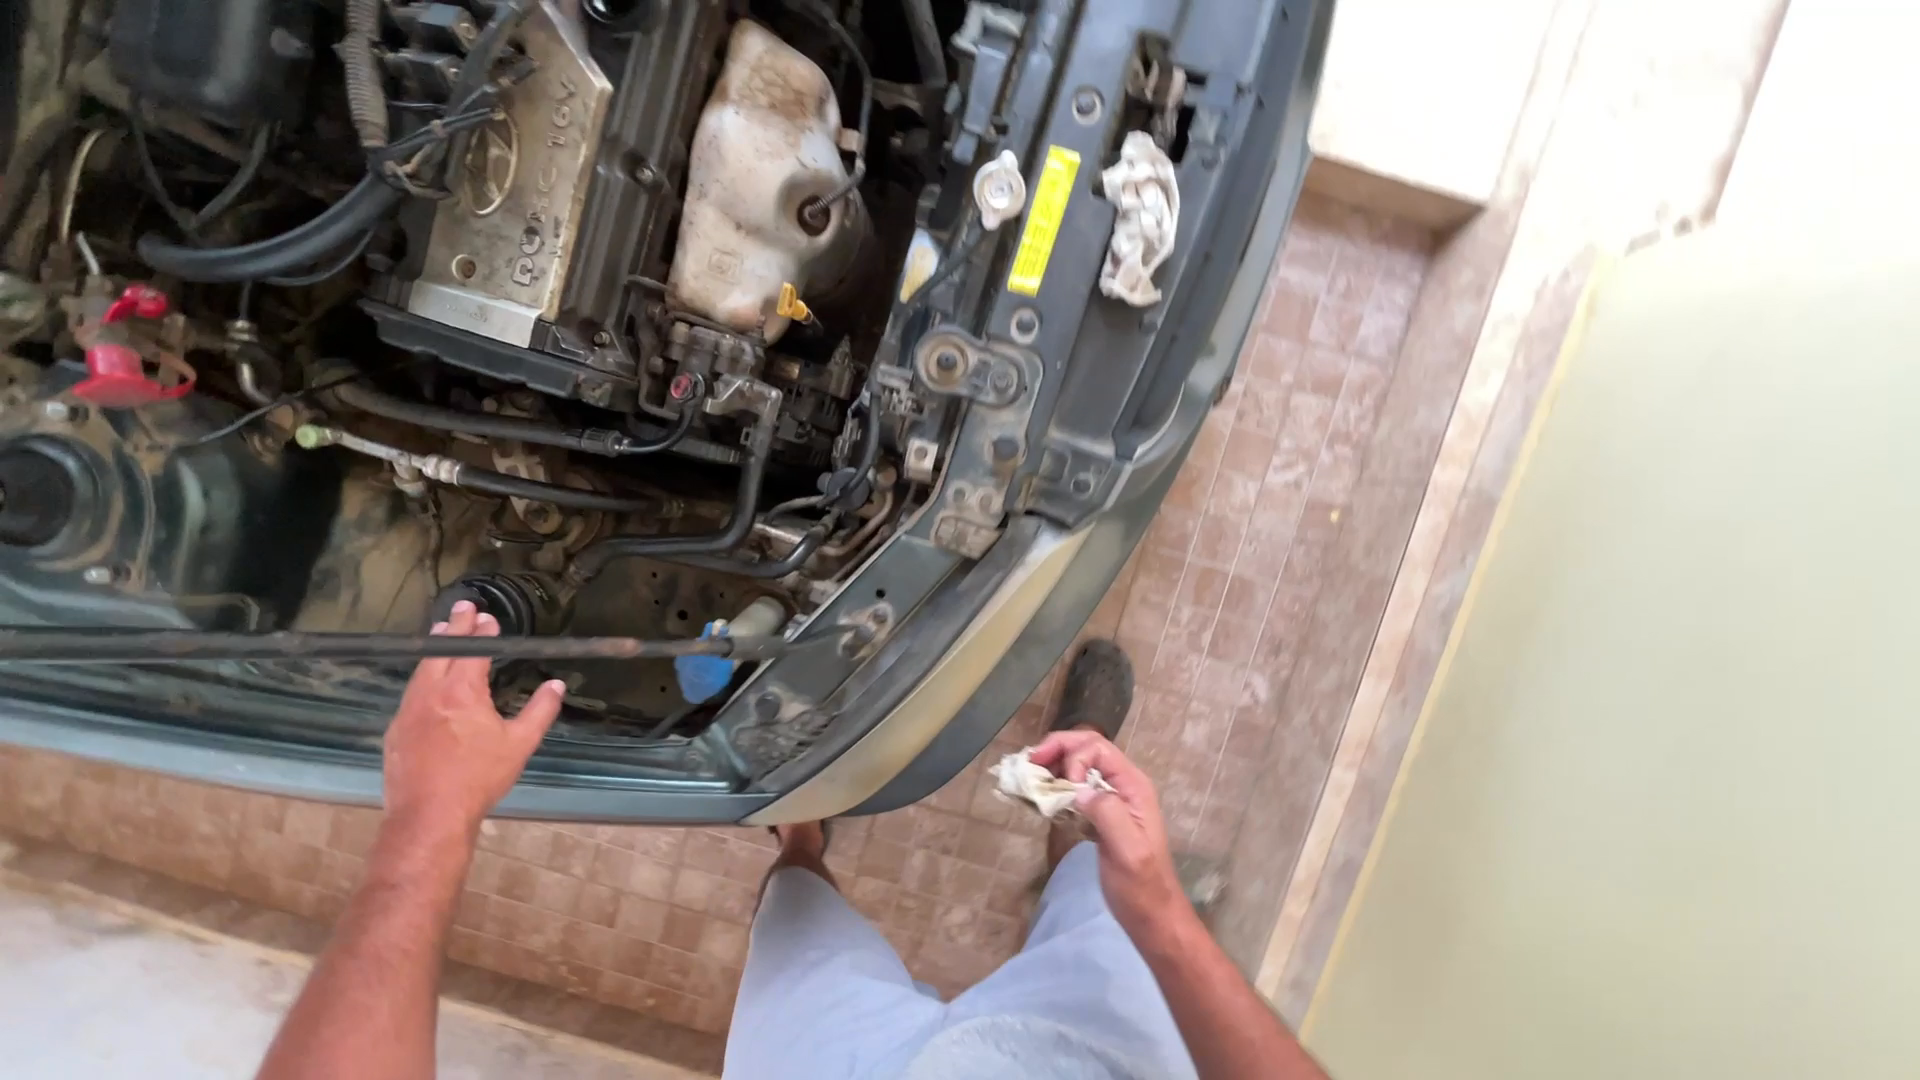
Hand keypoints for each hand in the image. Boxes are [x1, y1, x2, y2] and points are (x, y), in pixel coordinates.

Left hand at [382, 600, 566, 835]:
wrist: (428, 815)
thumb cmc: (479, 777)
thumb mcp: (520, 743)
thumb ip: (540, 710)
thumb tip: (556, 685)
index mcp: (462, 692)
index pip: (472, 650)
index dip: (481, 632)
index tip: (488, 617)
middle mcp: (431, 694)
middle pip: (441, 651)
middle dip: (453, 628)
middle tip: (462, 609)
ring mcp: (408, 712)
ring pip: (421, 671)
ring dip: (435, 649)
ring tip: (442, 635)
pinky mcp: (395, 731)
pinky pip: (411, 693)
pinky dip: (423, 676)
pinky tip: (428, 682)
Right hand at [1029, 729, 1184, 936]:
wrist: (1152, 916)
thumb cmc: (1142, 885)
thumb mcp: (1128, 850)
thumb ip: (1107, 812)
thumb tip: (1078, 788)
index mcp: (1133, 785)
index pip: (1098, 748)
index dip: (1073, 757)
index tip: (1060, 786)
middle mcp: (1123, 784)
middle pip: (1087, 748)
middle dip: (1057, 749)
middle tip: (1031, 762)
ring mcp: (1112, 797)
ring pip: (1079, 764)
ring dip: (1054, 764)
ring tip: (1031, 775)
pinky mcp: (1100, 813)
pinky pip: (1076, 786)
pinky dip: (1056, 784)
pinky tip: (1042, 795)